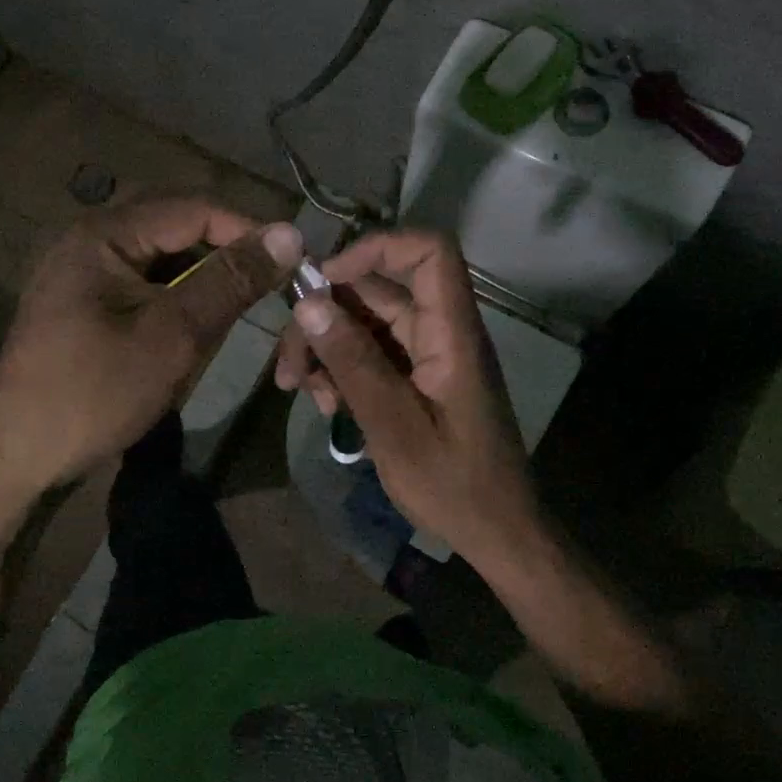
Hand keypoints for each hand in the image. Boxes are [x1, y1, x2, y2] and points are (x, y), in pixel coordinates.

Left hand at [0, 195, 302, 491]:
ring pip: (157, 259)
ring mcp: (76, 274)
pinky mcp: (76, 306)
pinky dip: (170, 300)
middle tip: (268, 287)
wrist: (16, 456)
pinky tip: (189, 330)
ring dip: (198, 280)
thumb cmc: (95, 393)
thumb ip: (229, 281)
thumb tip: (289, 234)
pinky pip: (137, 286)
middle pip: (173, 227)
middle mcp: (85, 240)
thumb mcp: (173, 336)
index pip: (193, 208)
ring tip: (233, 311)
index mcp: (102, 234)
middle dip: (223, 254)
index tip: (294, 264)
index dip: (247, 231)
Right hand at [274, 229, 537, 558]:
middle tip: (288, 363)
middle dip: (324, 315)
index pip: (429, 253)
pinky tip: (324, 403)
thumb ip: (353, 363)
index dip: (375, 249)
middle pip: (378, 291)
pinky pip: (371, 355)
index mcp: (452, 334)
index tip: (322, 282)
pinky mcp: (416, 381)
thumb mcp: (394, 426)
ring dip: (325, 347)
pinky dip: (341, 370)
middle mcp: (441, 334)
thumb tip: (308, 303)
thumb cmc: (452, 483)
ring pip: (366, 324)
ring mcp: (428, 357)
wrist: (494, 531)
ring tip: (299, 389)